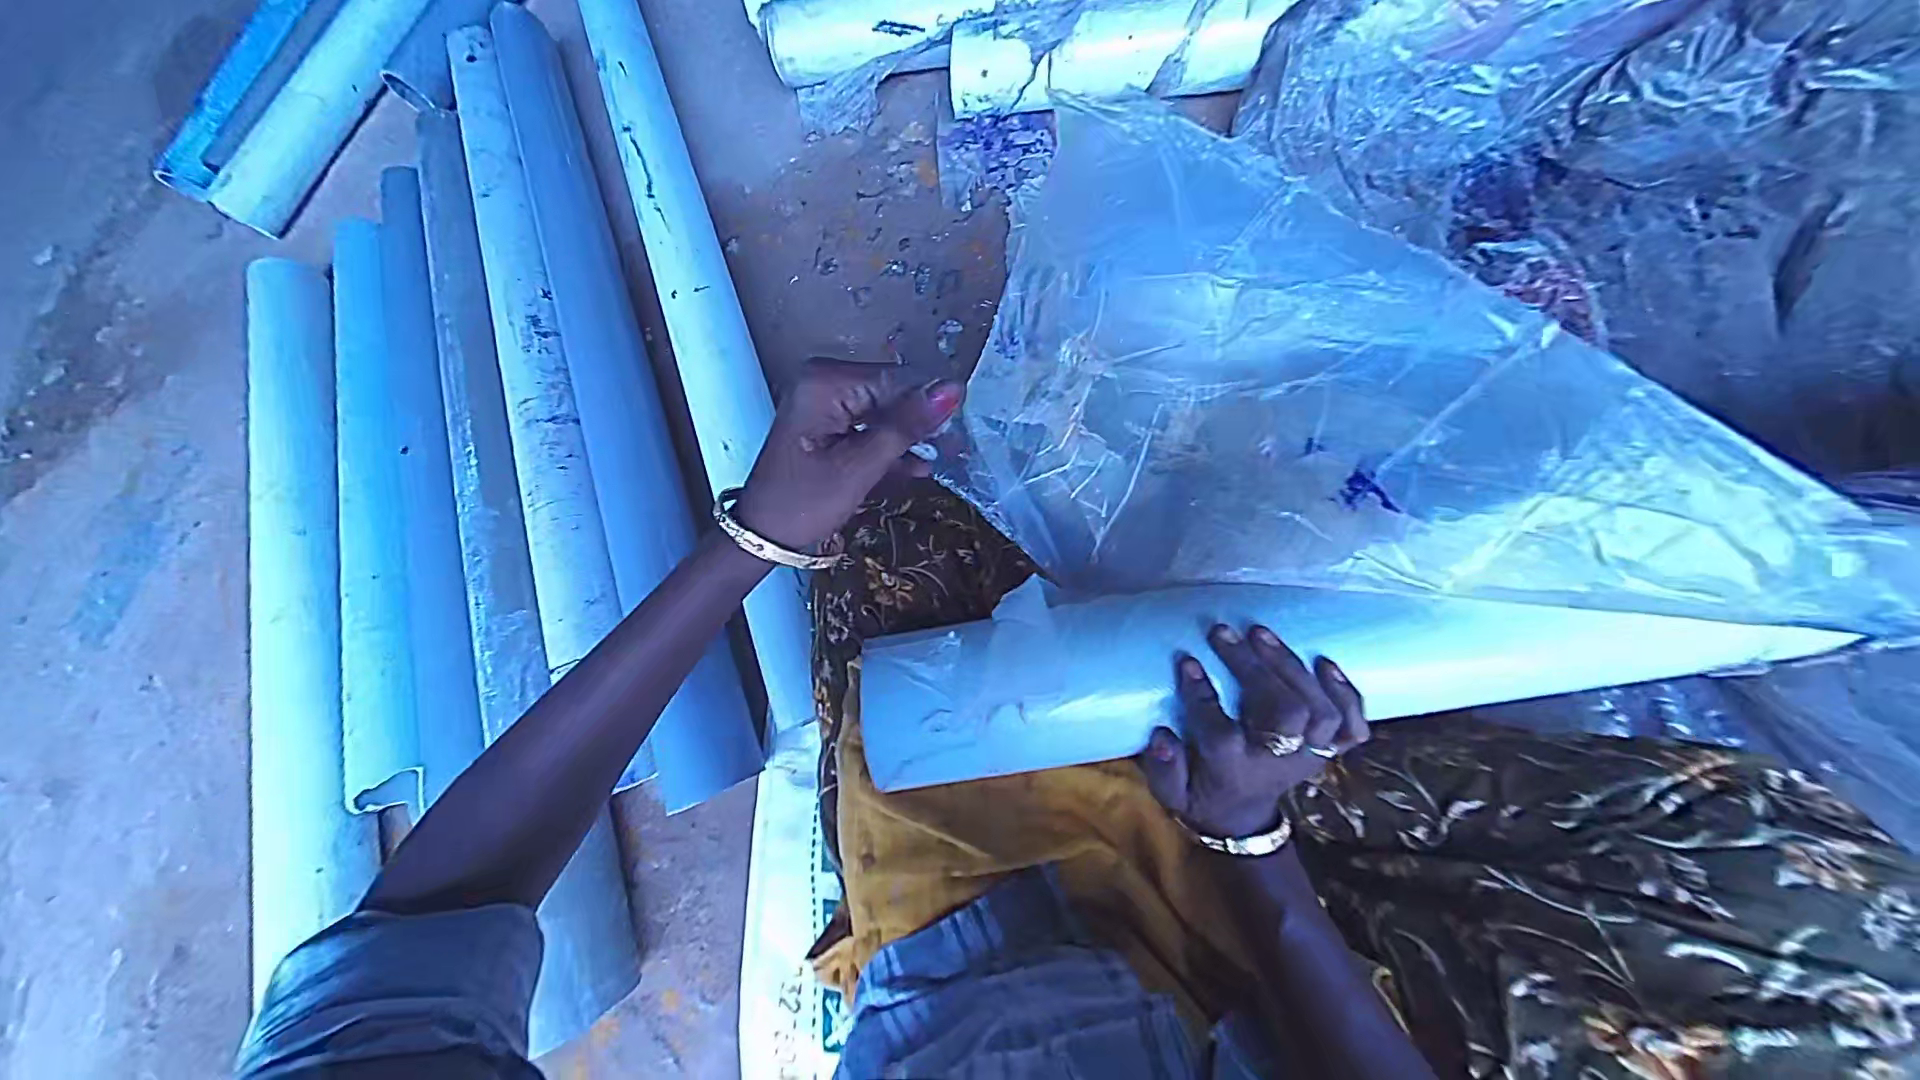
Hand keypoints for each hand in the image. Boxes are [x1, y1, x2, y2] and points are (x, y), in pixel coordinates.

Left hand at [733, 360, 963, 550]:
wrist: (765, 535)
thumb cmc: (807, 501)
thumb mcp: (861, 465)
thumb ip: (906, 426)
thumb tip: (952, 390)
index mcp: (826, 382)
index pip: (896, 380)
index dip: (931, 403)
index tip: (961, 430)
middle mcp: (824, 382)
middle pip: (890, 393)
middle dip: (921, 422)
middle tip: (955, 448)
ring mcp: (825, 403)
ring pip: (884, 412)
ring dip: (909, 438)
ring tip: (943, 458)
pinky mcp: (828, 425)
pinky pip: (869, 427)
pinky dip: (889, 447)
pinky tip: (914, 467)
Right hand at [1138, 623, 1367, 837]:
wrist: (1241, 820)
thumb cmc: (1199, 796)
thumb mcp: (1171, 794)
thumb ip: (1163, 768)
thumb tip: (1161, 736)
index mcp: (1235, 772)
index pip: (1221, 732)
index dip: (1203, 695)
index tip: (1188, 661)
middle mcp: (1279, 762)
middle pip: (1283, 711)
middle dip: (1255, 668)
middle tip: (1223, 633)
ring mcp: (1308, 755)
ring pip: (1318, 710)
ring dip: (1292, 667)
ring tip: (1260, 634)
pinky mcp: (1325, 750)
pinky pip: (1350, 726)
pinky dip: (1346, 695)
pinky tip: (1324, 662)